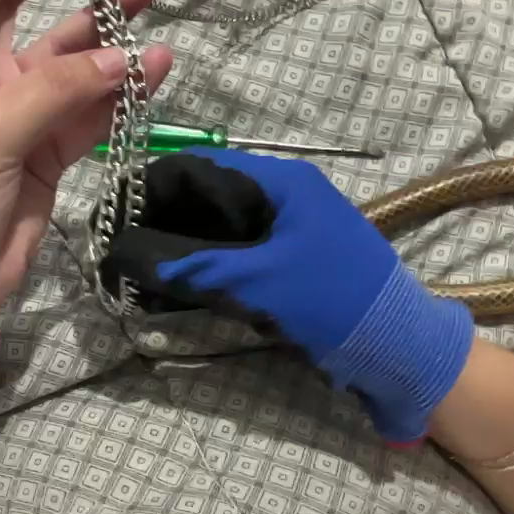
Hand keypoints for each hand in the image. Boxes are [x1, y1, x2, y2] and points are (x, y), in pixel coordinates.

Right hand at [101, 150, 474, 442]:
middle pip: (209, 197)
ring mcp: (290, 230)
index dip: (155, 187)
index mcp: (282, 183)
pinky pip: (238, 254)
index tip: (116, 216)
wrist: (397, 347)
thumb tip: (125, 255)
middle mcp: (284, 196)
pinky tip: (179, 286)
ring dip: (184, 248)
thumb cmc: (332, 301)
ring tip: (142, 270)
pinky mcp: (291, 261)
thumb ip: (191, 265)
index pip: (203, 166)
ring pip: (221, 228)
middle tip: (123, 250)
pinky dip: (208, 267)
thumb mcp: (258, 280)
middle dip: (165, 221)